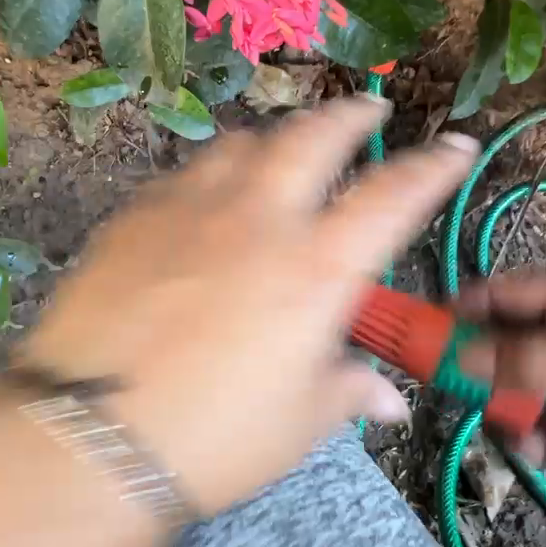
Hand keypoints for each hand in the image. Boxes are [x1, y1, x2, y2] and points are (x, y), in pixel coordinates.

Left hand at [14, 97, 479, 516]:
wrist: (91, 434)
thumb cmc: (213, 438)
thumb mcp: (296, 423)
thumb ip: (345, 391)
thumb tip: (385, 396)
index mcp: (314, 268)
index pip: (391, 197)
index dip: (431, 167)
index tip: (454, 147)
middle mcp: (256, 218)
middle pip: (312, 137)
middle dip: (349, 115)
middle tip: (368, 108)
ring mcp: (189, 207)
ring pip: (242, 144)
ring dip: (276, 138)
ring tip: (286, 148)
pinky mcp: (134, 215)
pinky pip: (185, 174)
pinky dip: (213, 172)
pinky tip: (208, 193)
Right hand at [454, 277, 545, 509]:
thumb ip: (543, 362)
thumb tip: (460, 355)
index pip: (508, 293)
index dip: (461, 312)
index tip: (423, 348)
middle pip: (513, 340)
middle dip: (490, 375)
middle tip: (480, 416)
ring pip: (534, 381)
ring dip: (519, 412)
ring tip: (529, 451)